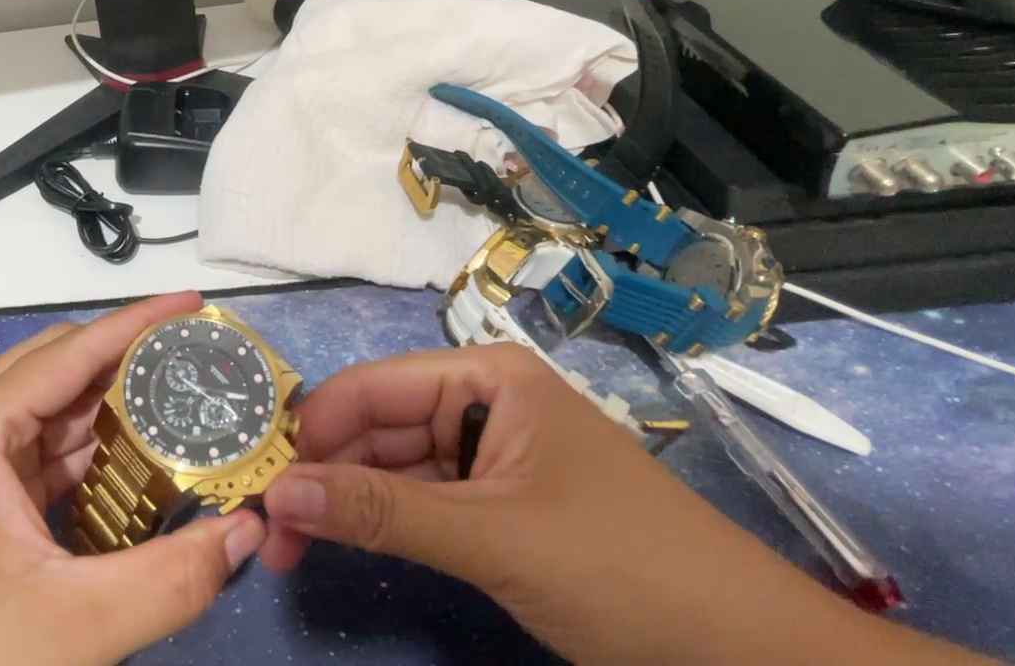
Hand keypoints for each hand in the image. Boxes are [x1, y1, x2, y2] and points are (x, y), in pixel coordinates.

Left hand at [0, 292, 264, 665]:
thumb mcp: (76, 625)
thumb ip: (173, 578)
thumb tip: (248, 529)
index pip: (68, 352)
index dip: (134, 323)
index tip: (192, 304)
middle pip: (57, 368)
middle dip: (127, 360)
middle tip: (196, 363)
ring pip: (50, 409)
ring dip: (112, 408)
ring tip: (183, 405)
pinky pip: (40, 451)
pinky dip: (90, 452)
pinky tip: (140, 461)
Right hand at [258, 345, 991, 665]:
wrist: (755, 659)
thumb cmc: (625, 571)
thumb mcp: (493, 537)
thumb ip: (380, 512)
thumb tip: (275, 495)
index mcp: (485, 376)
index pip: (371, 388)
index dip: (312, 433)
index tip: (260, 486)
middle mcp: (481, 401)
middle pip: (376, 427)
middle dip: (323, 476)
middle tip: (269, 537)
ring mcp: (490, 454)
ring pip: (392, 466)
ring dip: (346, 503)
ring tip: (293, 549)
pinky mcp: (498, 503)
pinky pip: (421, 500)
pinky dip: (383, 522)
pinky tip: (345, 544)